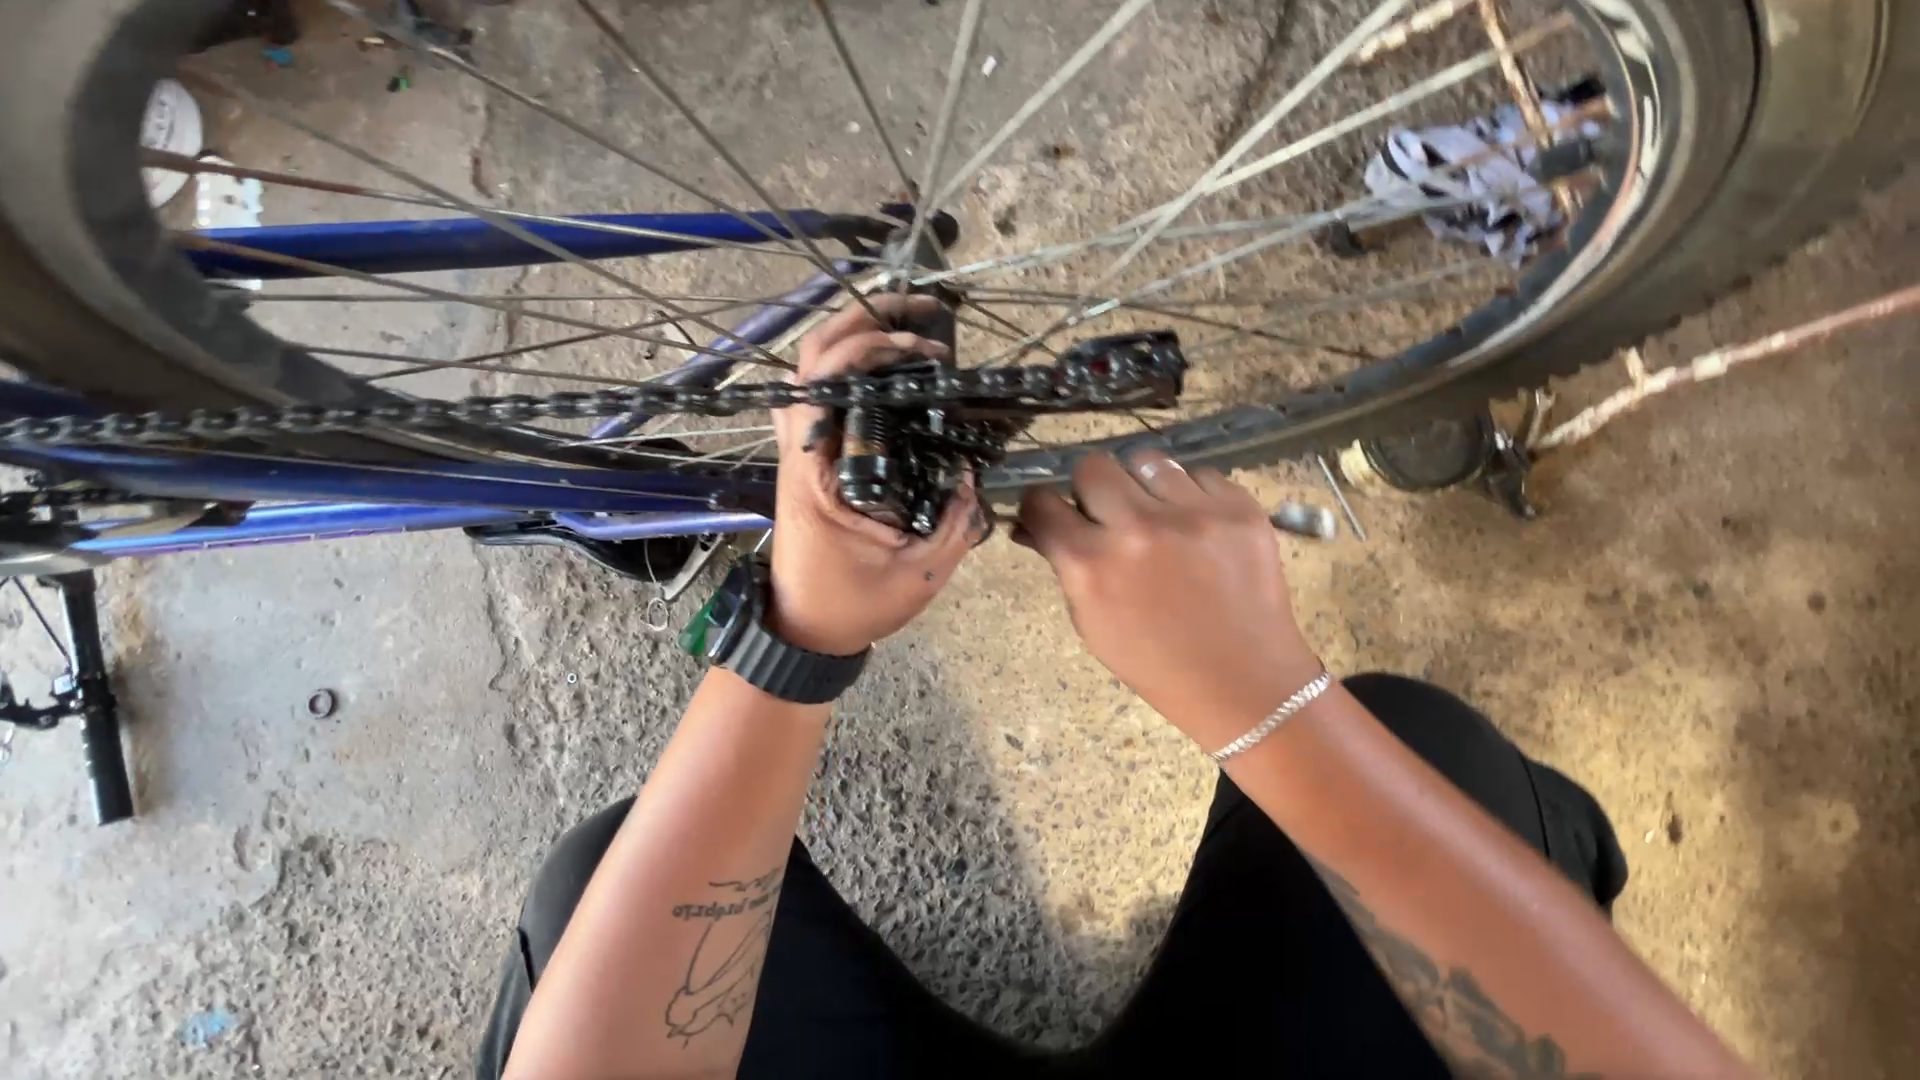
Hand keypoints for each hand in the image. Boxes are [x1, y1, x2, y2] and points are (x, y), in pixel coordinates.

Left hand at [766, 294, 989, 655]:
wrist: (805, 631)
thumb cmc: (853, 606)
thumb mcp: (920, 572)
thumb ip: (956, 522)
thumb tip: (972, 473)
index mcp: (816, 474)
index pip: (825, 383)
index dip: (868, 347)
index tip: (921, 347)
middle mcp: (800, 453)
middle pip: (811, 359)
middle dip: (861, 319)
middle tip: (918, 311)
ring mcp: (798, 454)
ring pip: (809, 372)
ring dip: (851, 337)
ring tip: (904, 326)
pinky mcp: (807, 462)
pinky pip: (818, 399)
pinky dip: (846, 370)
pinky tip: (883, 370)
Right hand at [1014, 450, 1320, 750]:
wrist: (1243, 682)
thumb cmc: (1154, 662)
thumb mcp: (1091, 621)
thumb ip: (1063, 563)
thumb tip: (1030, 523)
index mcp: (1091, 565)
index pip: (1042, 501)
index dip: (1042, 506)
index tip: (1054, 513)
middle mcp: (1137, 528)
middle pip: (1093, 466)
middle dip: (1092, 489)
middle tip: (1109, 516)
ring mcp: (1193, 513)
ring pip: (1146, 460)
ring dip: (1142, 486)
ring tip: (1158, 517)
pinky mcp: (1239, 507)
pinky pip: (1199, 475)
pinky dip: (1191, 496)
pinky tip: (1197, 529)